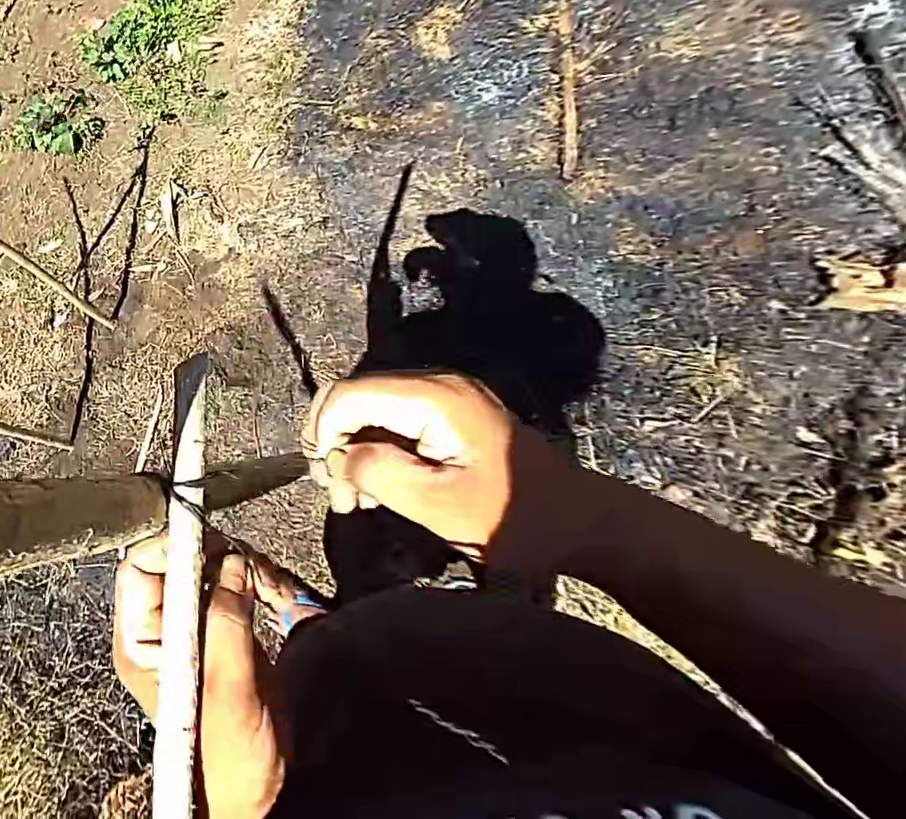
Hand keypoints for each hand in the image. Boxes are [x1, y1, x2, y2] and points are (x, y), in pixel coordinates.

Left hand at [113, 535, 284, 818]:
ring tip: (266, 581)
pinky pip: (231, 585)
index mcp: (140, 641)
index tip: (208, 541)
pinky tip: (270, 589)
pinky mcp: (219, 628)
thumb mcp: (227, 694)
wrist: (254, 797)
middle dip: (213, 554)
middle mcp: (159, 626)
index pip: (139, 571)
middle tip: (247, 562)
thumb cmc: (228, 761)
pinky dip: (252, 579)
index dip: (169, 548)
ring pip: (207, 567)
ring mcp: (190, 625)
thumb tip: (233, 564)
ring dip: (239, 565)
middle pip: (174, 562)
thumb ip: (226, 627)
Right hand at [301, 371, 615, 573]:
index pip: (349, 395)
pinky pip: (385, 418)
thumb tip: (337, 457)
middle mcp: (432, 382)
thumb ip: (379, 473)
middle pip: (351, 395)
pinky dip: (369, 448)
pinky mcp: (441, 410)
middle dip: (330, 439)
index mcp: (434, 397)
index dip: (324, 433)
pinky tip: (373, 484)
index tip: (329, 481)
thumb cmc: (515, 519)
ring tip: (352, 495)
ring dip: (347, 447)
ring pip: (363, 407)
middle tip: (334, 488)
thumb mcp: (440, 505)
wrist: (581, 523)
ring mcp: (438, 393)